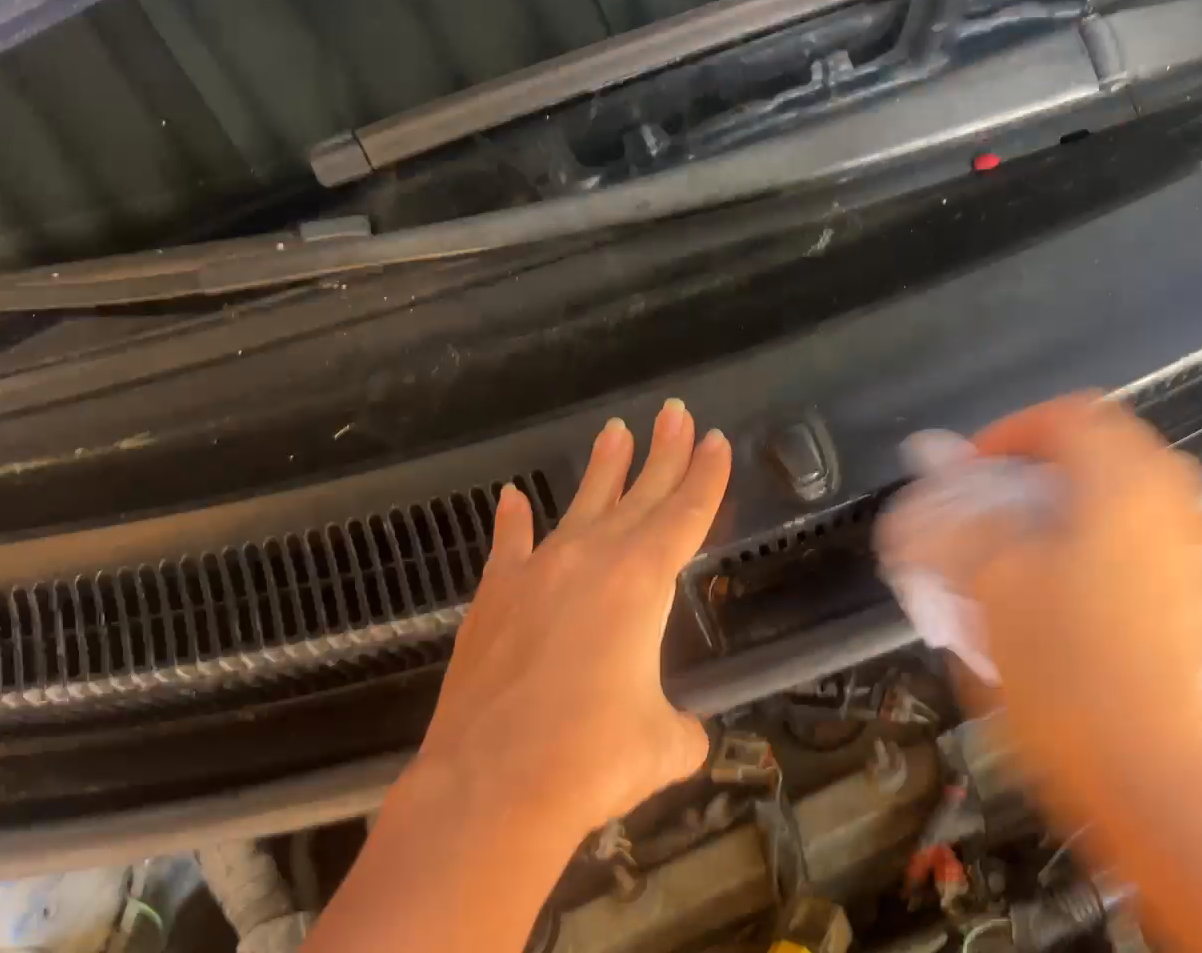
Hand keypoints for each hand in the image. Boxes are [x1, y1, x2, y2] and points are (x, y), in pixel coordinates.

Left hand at [417, 399, 731, 832]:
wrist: (487, 790)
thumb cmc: (592, 760)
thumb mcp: (664, 745)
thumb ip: (683, 728)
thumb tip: (683, 736)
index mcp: (643, 581)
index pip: (686, 513)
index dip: (705, 475)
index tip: (714, 439)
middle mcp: (593, 561)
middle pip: (640, 495)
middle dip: (663, 452)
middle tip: (676, 411)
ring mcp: (537, 575)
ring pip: (581, 506)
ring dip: (603, 468)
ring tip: (615, 429)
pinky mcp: (494, 600)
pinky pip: (509, 546)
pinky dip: (512, 521)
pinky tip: (512, 496)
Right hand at [964, 396, 1201, 833]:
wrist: (1160, 784)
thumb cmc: (1070, 679)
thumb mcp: (994, 591)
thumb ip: (952, 526)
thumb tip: (919, 491)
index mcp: (1123, 482)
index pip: (1064, 415)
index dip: (1006, 434)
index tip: (967, 475)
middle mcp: (1172, 500)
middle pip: (1100, 447)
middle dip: (1039, 467)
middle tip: (993, 506)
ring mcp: (1199, 545)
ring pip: (1125, 493)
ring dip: (1070, 503)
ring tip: (1023, 551)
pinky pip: (1146, 534)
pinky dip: (1102, 538)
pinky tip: (1070, 591)